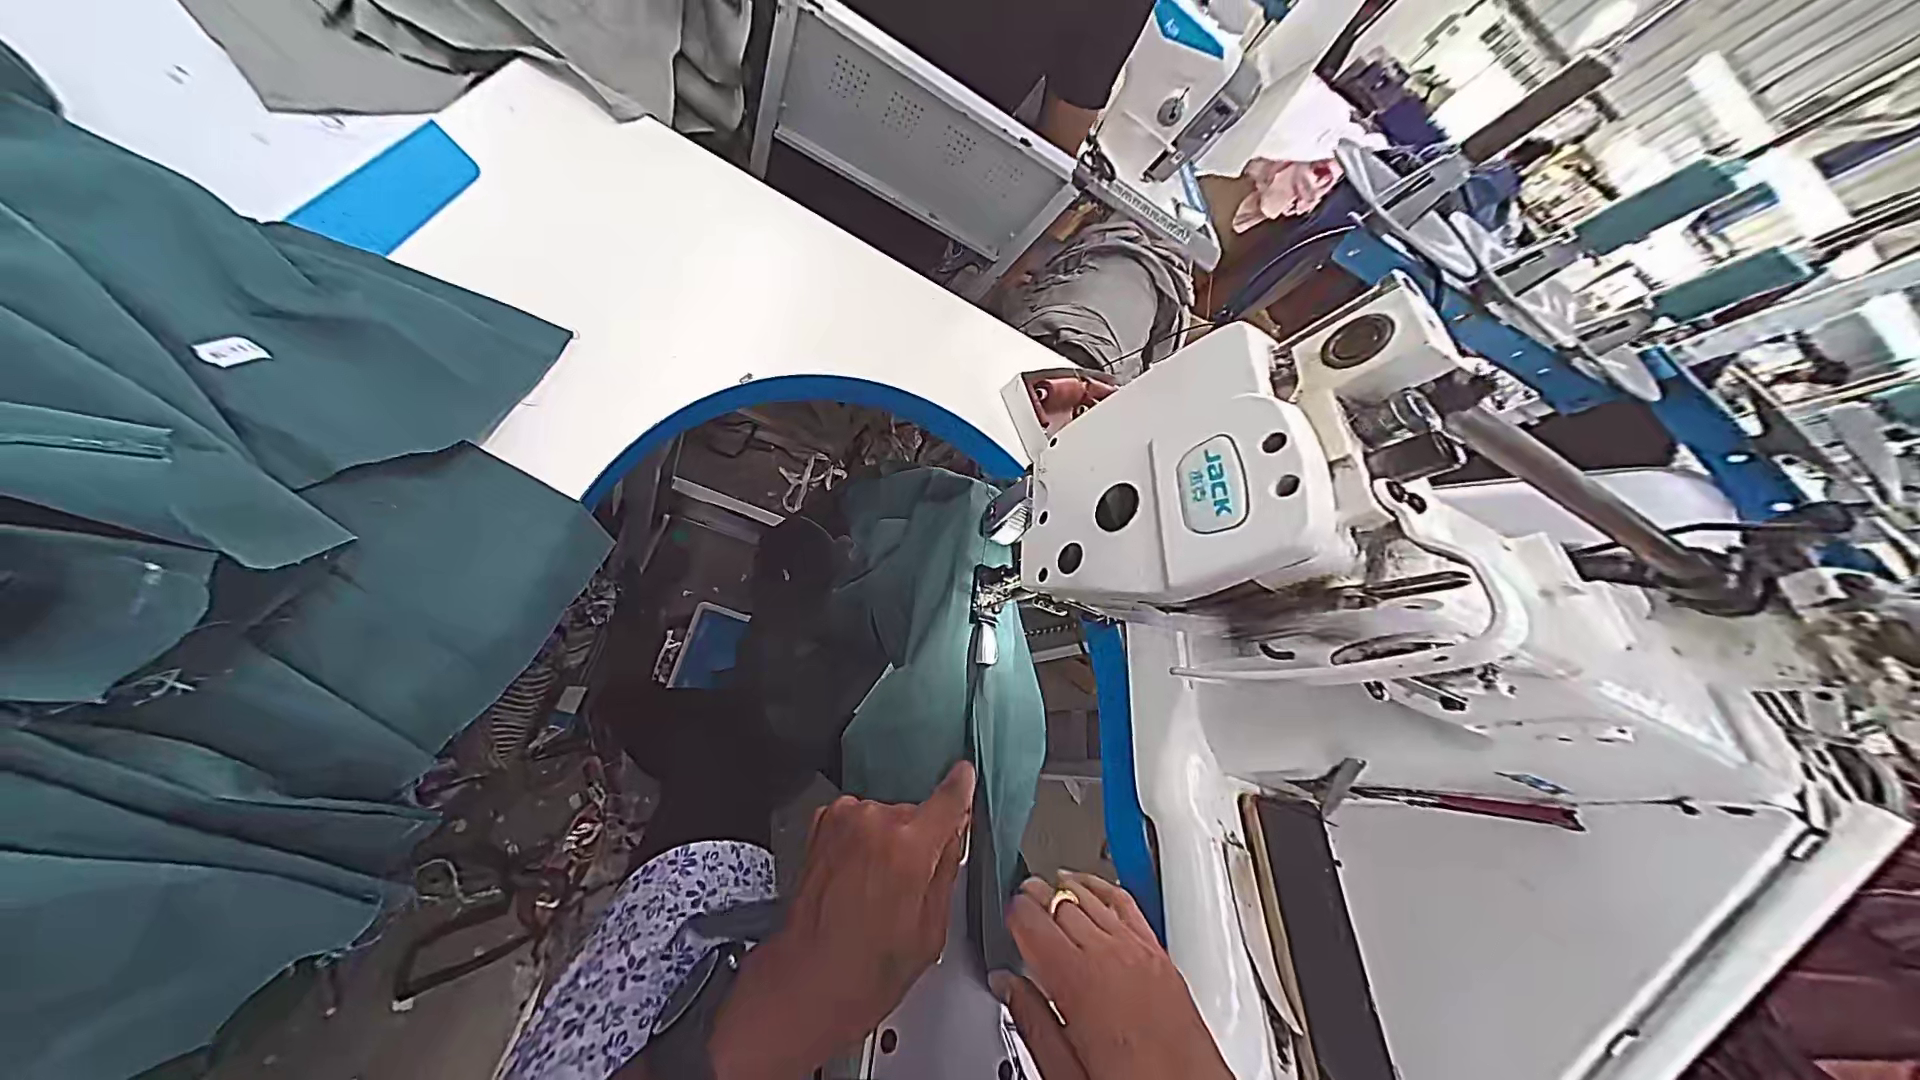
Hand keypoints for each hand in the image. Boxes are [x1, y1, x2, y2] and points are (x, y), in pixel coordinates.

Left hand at [706, 761, 975, 1079]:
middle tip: (906, 883)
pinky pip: (860, 818)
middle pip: (917, 813)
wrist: (807, 979)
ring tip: (874, 886)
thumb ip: (947, 867)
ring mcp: (846, 818)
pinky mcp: (825, 821)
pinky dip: (862, 837)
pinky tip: (855, 874)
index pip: (950, 796)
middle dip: (918, 839)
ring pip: (887, 816)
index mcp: (910, 846)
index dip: (962, 788)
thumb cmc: (865, 969)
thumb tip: (953, 835)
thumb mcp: (931, 928)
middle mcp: (876, 821)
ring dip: (887, 839)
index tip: (965, 777)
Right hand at [999, 871, 1233, 1079]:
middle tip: (1020, 899)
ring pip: (1089, 895)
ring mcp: (1137, 950)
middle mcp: (1108, 954)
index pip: (1033, 921)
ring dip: (1064, 888)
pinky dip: (1102, 887)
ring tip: (1047, 887)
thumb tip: (1007, 986)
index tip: (1006, 913)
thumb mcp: (1066, 1074)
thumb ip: (1031, 1021)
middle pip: (1059, 902)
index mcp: (1078, 981)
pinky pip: (1125, 903)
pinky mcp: (1160, 954)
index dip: (1013, 911)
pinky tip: (1092, 886)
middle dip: (1034, 897)